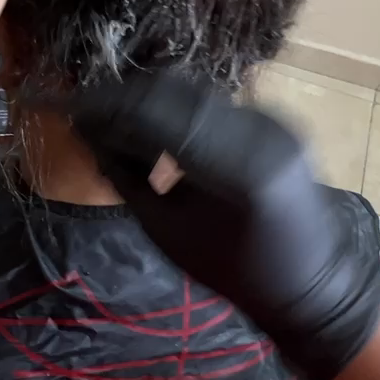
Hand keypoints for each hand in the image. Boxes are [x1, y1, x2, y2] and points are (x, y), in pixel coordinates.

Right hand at [68, 72, 379, 379]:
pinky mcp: (273, 120)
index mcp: (237, 167)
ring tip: (111, 128)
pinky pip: (209, 104)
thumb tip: (87, 132)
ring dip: (145, 103)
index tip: (69, 108)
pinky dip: (173, 112)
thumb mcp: (165, 229)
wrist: (311, 285)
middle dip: (121, 100)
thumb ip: (124, 174)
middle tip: (84, 115)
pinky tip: (150, 135)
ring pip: (190, 94)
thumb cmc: (231, 271)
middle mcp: (260, 130)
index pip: (156, 114)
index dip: (106, 106)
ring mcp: (272, 120)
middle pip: (173, 93)